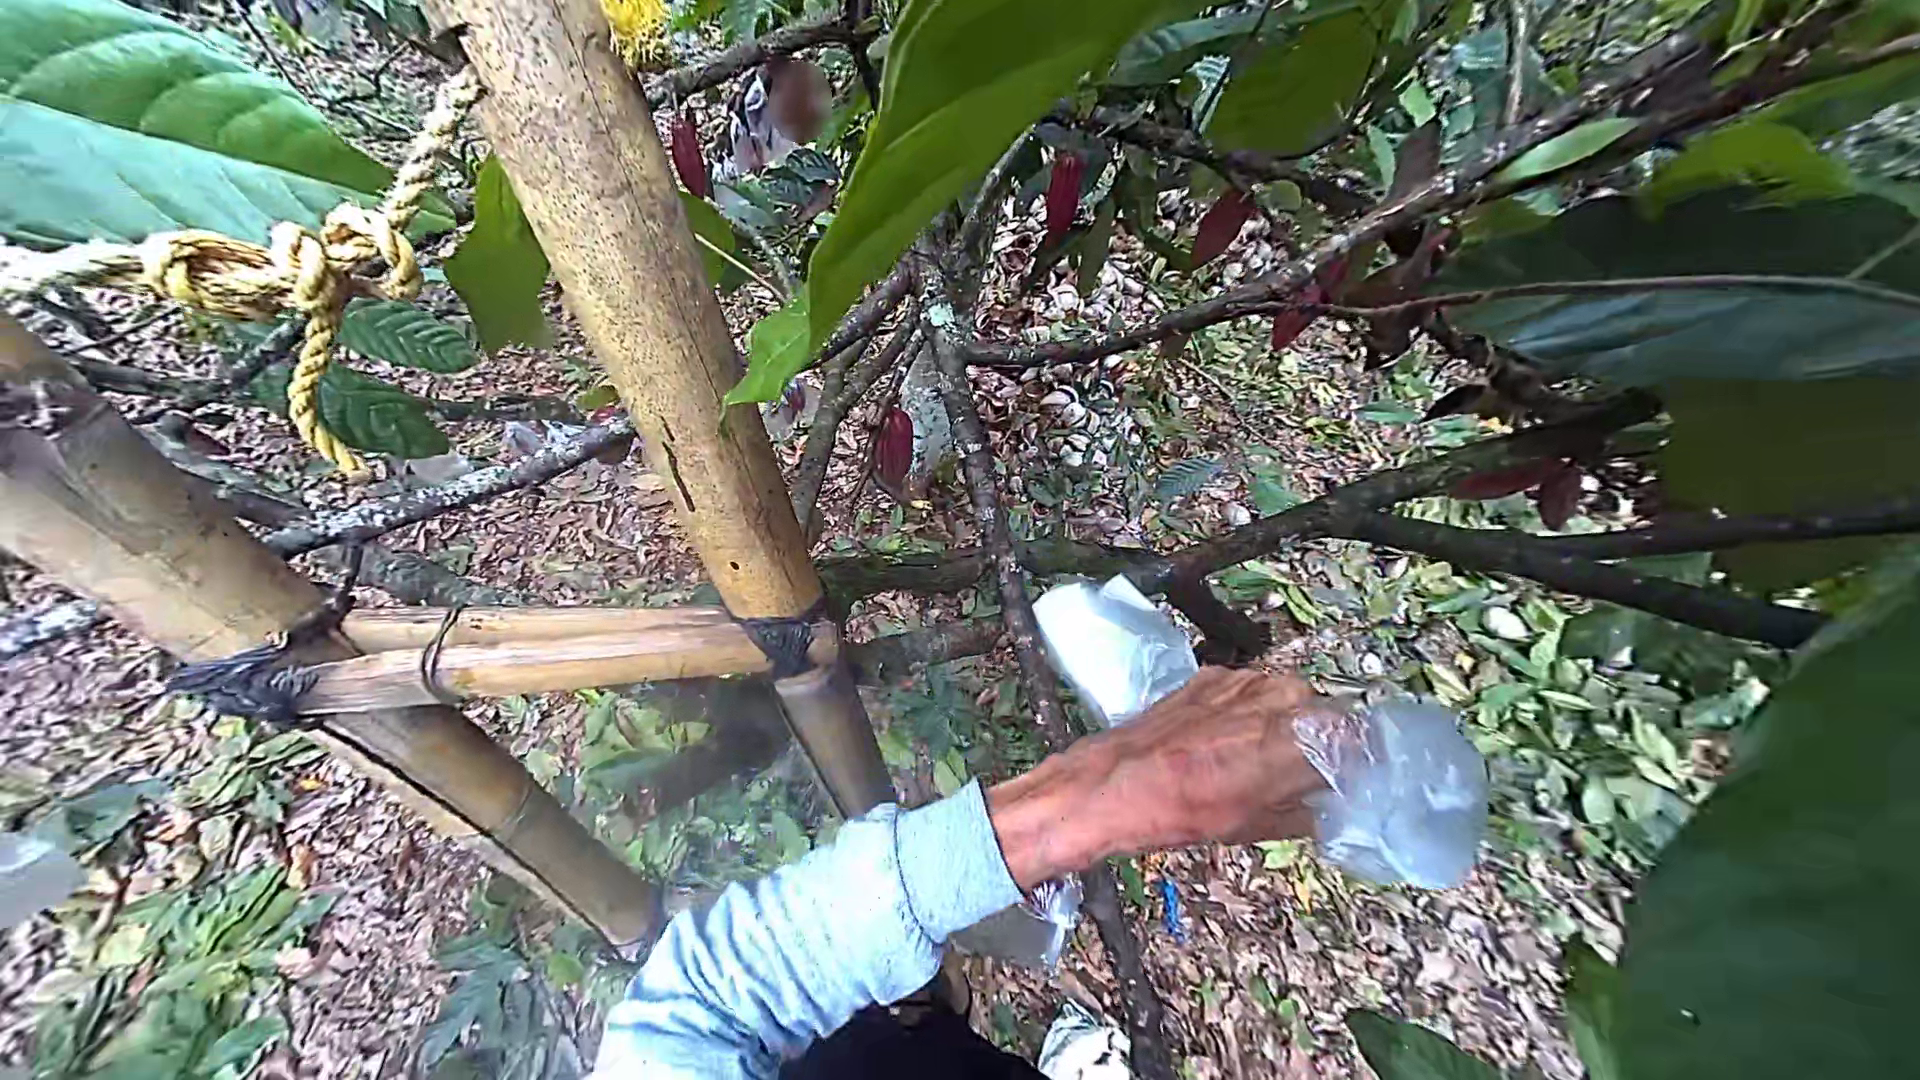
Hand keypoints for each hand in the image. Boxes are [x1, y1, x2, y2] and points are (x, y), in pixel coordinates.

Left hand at [986, 668, 1332, 888]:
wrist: (1117, 778)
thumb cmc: (1188, 810)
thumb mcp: (1262, 824)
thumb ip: (1309, 805)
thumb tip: (1329, 801)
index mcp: (1303, 734)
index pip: (1363, 737)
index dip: (1361, 760)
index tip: (1357, 779)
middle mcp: (1278, 693)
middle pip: (1323, 713)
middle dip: (1319, 741)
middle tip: (1302, 774)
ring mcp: (1241, 678)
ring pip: (1284, 698)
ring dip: (1282, 722)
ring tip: (1256, 756)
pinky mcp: (1210, 673)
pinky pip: (1248, 690)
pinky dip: (1248, 709)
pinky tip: (1224, 736)